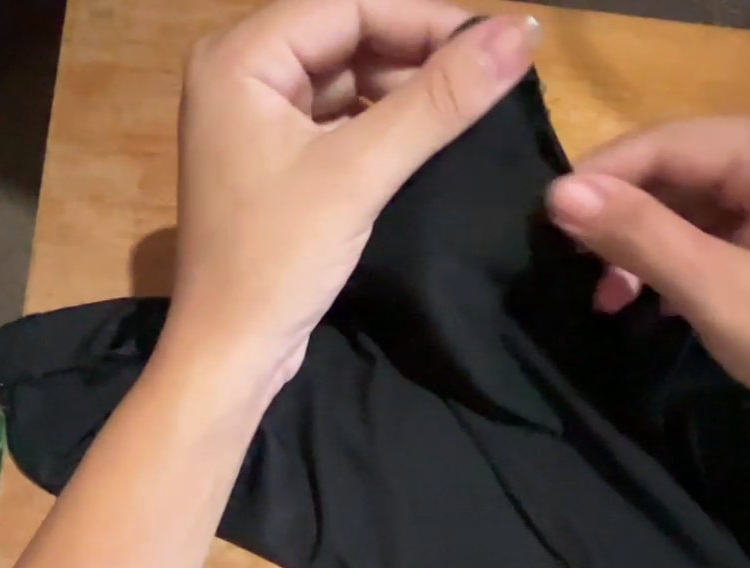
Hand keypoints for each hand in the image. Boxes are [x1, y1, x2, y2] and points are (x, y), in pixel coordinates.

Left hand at [166, 0, 538, 393]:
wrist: (231, 351)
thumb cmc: (277, 259)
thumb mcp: (358, 173)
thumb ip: (436, 102)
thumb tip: (518, 34)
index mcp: (239, 60)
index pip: (345, 6)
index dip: (423, 18)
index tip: (494, 40)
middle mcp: (239, 79)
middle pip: (343, 40)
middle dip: (414, 55)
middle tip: (487, 74)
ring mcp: (253, 126)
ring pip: (342, 85)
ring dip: (401, 94)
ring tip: (465, 106)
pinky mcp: (271, 168)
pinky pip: (333, 127)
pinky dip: (377, 130)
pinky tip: (422, 139)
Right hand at [545, 117, 749, 432]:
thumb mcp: (717, 292)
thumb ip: (640, 236)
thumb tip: (559, 194)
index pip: (671, 142)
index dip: (602, 176)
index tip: (546, 220)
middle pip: (682, 168)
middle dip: (624, 219)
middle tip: (577, 270)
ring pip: (695, 199)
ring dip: (645, 244)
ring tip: (610, 296)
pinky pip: (719, 223)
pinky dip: (678, 256)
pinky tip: (651, 293)